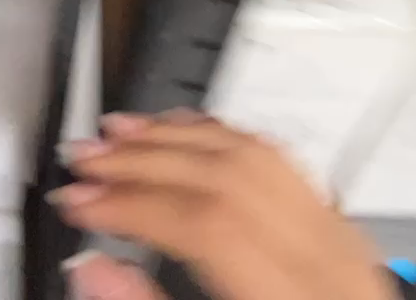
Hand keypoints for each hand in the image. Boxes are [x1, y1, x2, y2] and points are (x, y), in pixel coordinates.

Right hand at [52, 111, 393, 299]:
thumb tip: (90, 268)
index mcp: (297, 298)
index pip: (206, 225)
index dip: (132, 205)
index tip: (77, 201)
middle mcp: (329, 258)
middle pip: (224, 176)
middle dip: (141, 161)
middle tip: (83, 160)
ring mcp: (338, 231)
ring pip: (249, 151)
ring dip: (173, 134)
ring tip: (116, 132)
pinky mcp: (335, 220)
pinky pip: (271, 154)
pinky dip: (214, 135)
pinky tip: (175, 131)